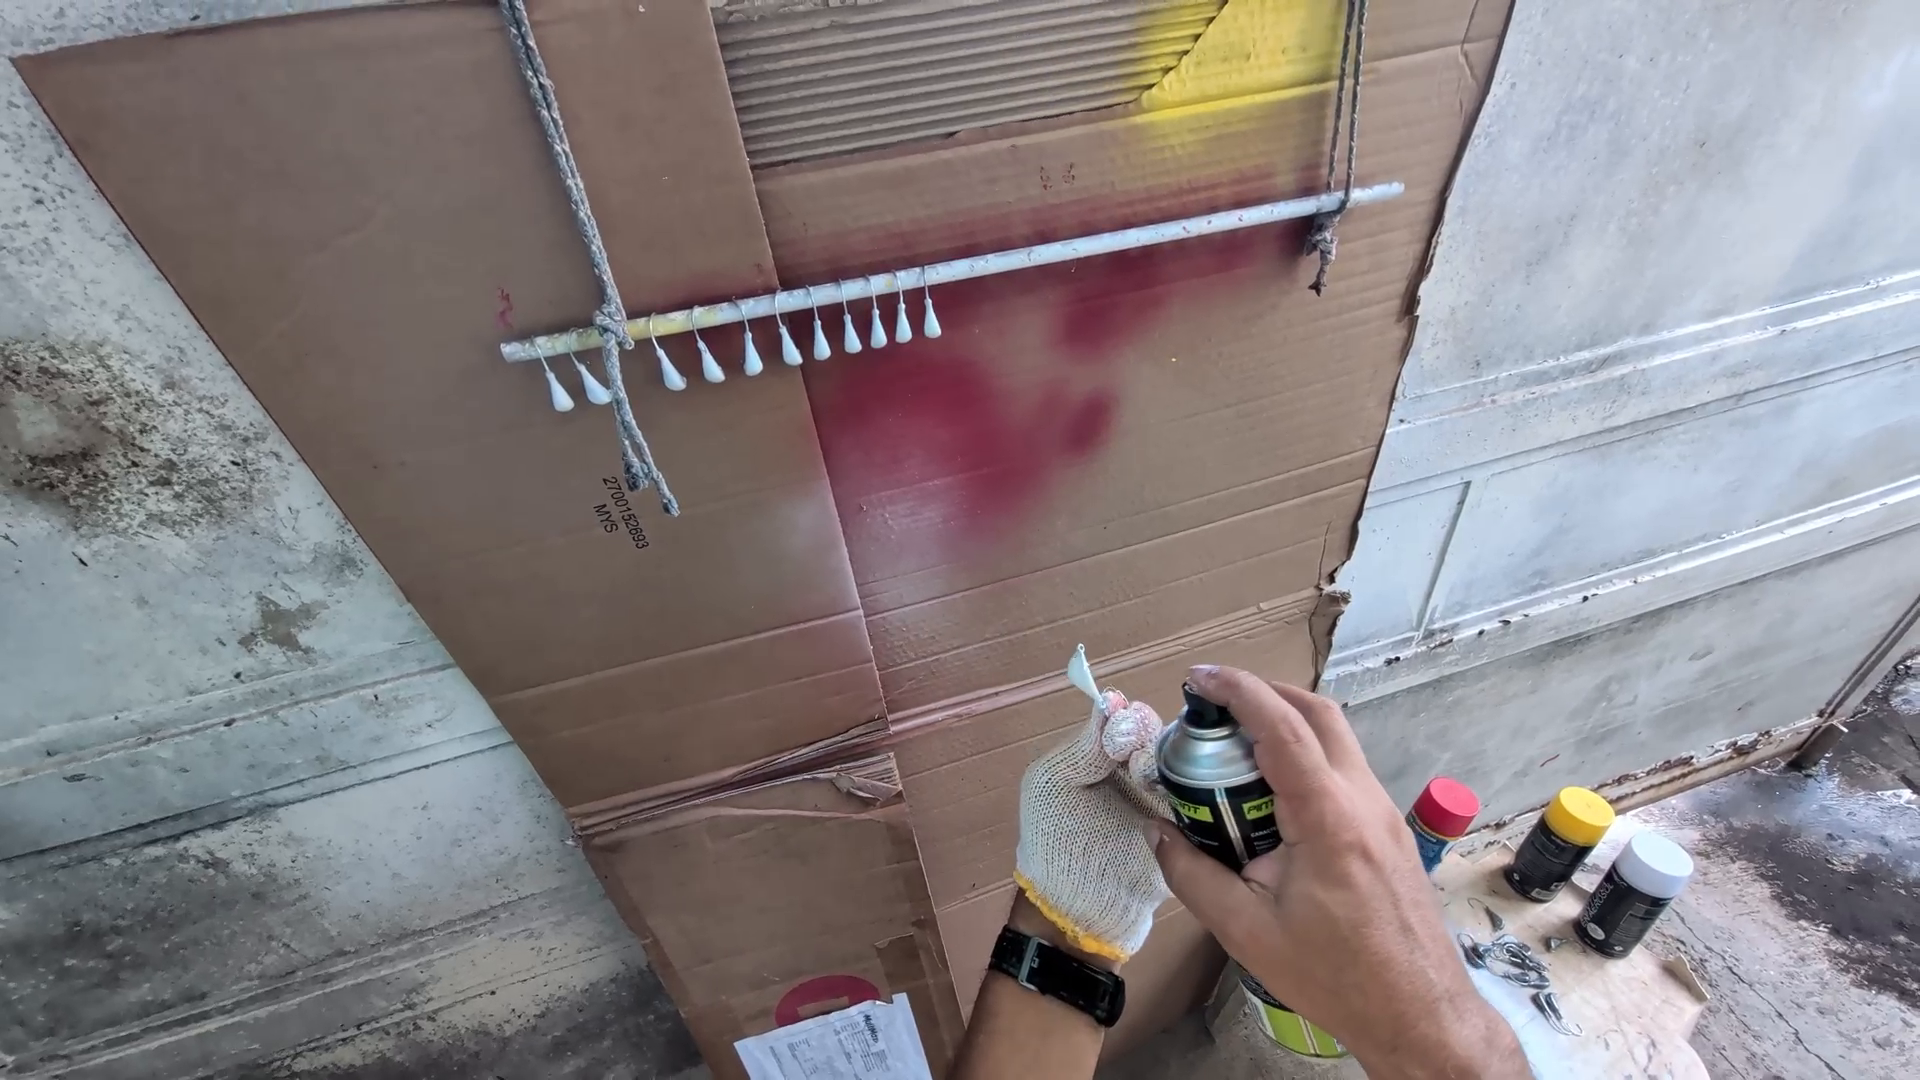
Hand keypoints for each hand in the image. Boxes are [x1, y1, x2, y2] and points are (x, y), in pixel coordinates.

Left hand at [1014, 690, 1171, 962]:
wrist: (1075, 910)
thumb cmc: (1053, 841)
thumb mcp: (1051, 783)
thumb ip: (1082, 745)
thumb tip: (1110, 700)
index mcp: (1100, 756)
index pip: (1125, 720)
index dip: (1127, 717)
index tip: (1121, 722)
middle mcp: (1133, 773)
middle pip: (1157, 738)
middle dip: (1149, 736)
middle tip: (1136, 752)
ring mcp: (1161, 802)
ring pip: (1179, 766)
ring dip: (1167, 762)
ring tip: (1146, 774)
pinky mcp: (1185, 831)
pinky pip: (1197, 802)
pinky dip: (1192, 793)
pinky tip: (1179, 794)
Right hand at [1151, 666, 1528, 1077]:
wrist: (1424, 1019)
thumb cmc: (1336, 977)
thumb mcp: (1246, 931)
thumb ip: (1191, 874)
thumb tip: (1155, 830)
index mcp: (1328, 820)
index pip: (1283, 728)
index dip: (1238, 691)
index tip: (1198, 678)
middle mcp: (1362, 801)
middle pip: (1318, 712)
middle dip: (1263, 691)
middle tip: (1214, 701)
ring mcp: (1383, 811)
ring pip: (1335, 735)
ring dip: (1284, 719)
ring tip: (1235, 740)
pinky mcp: (1388, 826)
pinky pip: (1342, 765)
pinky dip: (1302, 750)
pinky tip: (1271, 788)